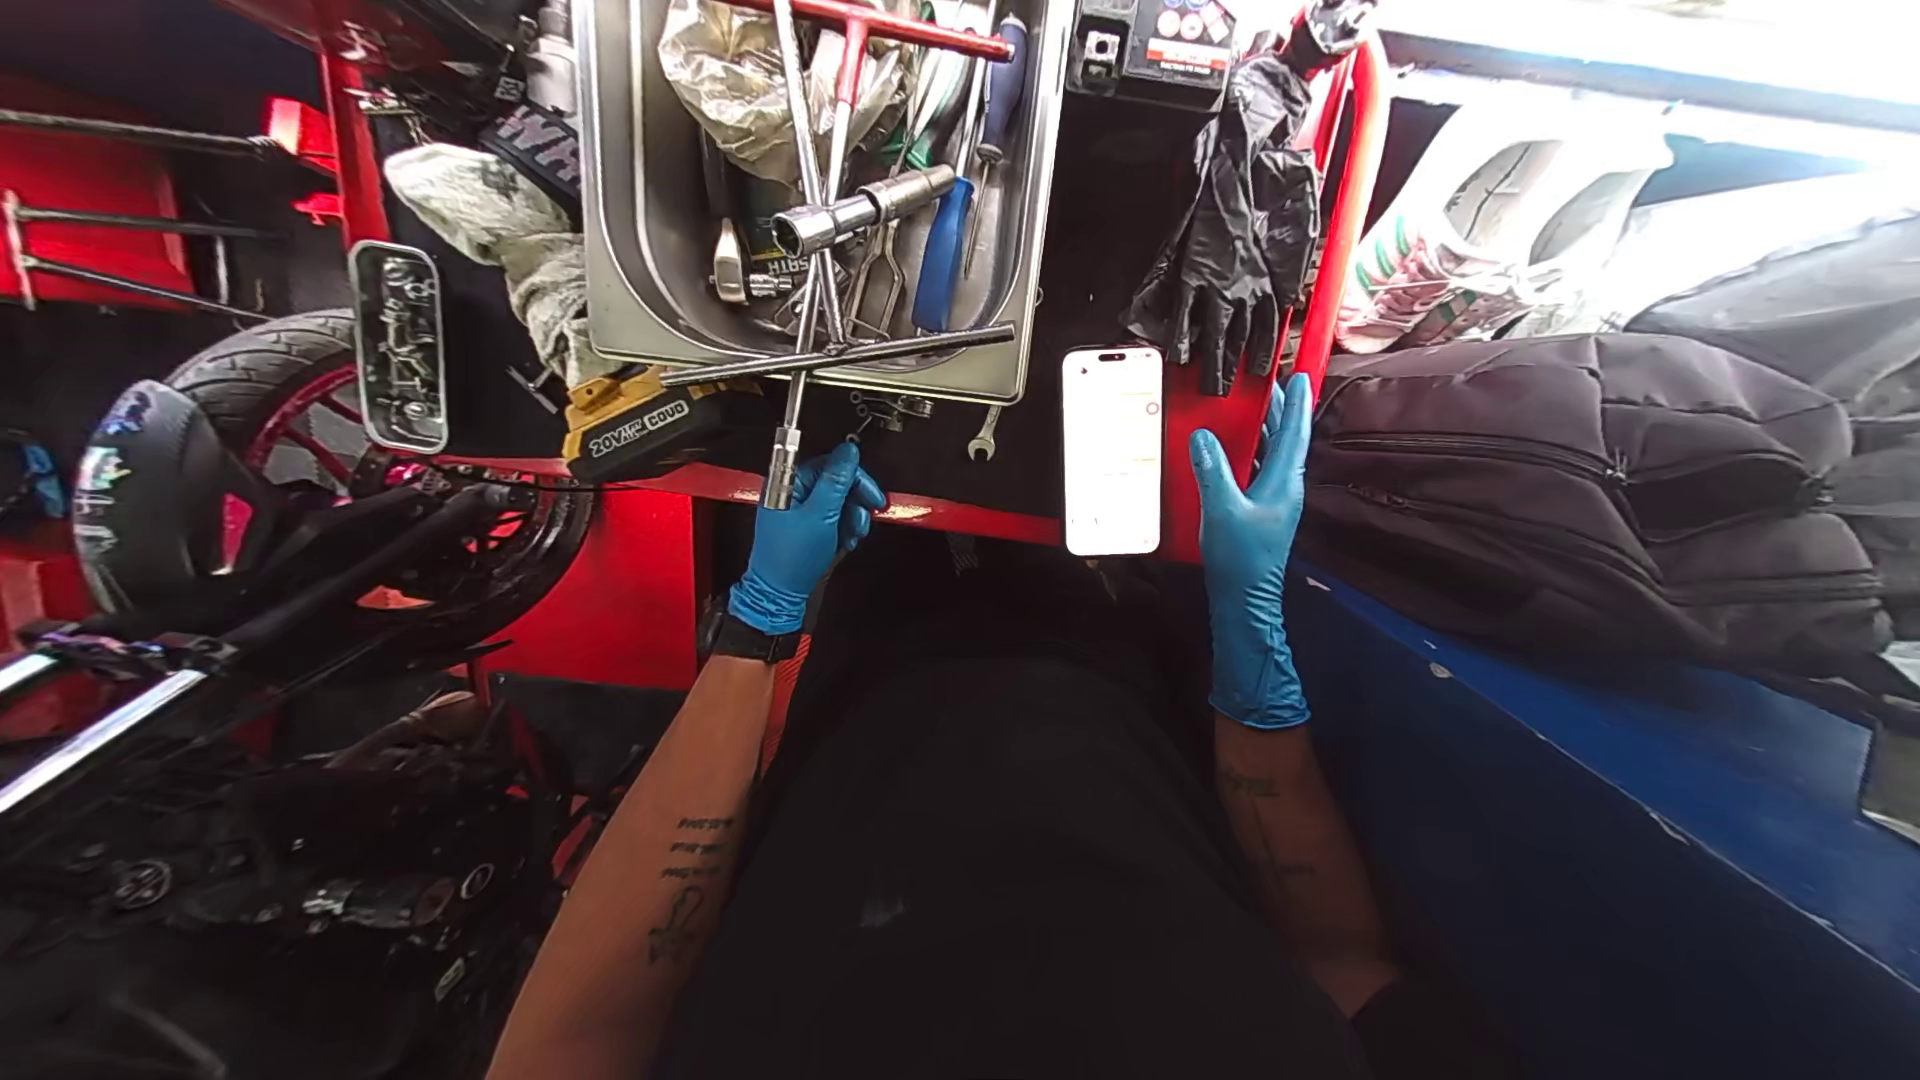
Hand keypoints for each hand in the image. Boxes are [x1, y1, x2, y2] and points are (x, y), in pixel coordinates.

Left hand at [729, 442, 887, 634]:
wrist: (780, 593)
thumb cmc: (793, 555)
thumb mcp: (821, 515)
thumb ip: (836, 480)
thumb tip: (848, 450)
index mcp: (788, 481)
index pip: (830, 464)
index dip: (855, 478)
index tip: (872, 496)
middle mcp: (793, 490)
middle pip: (837, 481)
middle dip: (856, 501)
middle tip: (864, 520)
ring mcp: (801, 508)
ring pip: (840, 500)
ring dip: (853, 517)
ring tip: (853, 535)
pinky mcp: (809, 524)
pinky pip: (835, 516)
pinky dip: (846, 527)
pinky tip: (846, 541)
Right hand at [1190, 372, 1313, 728]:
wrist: (1244, 596)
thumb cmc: (1240, 557)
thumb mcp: (1222, 510)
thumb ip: (1212, 471)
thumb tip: (1202, 437)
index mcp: (1284, 482)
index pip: (1294, 434)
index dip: (1297, 404)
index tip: (1301, 376)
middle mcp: (1285, 487)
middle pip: (1286, 441)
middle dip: (1280, 412)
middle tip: (1268, 386)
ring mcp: (1274, 500)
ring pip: (1273, 455)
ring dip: (1265, 431)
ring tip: (1251, 411)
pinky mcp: (1261, 510)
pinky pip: (1259, 470)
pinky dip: (1251, 452)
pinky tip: (1233, 451)